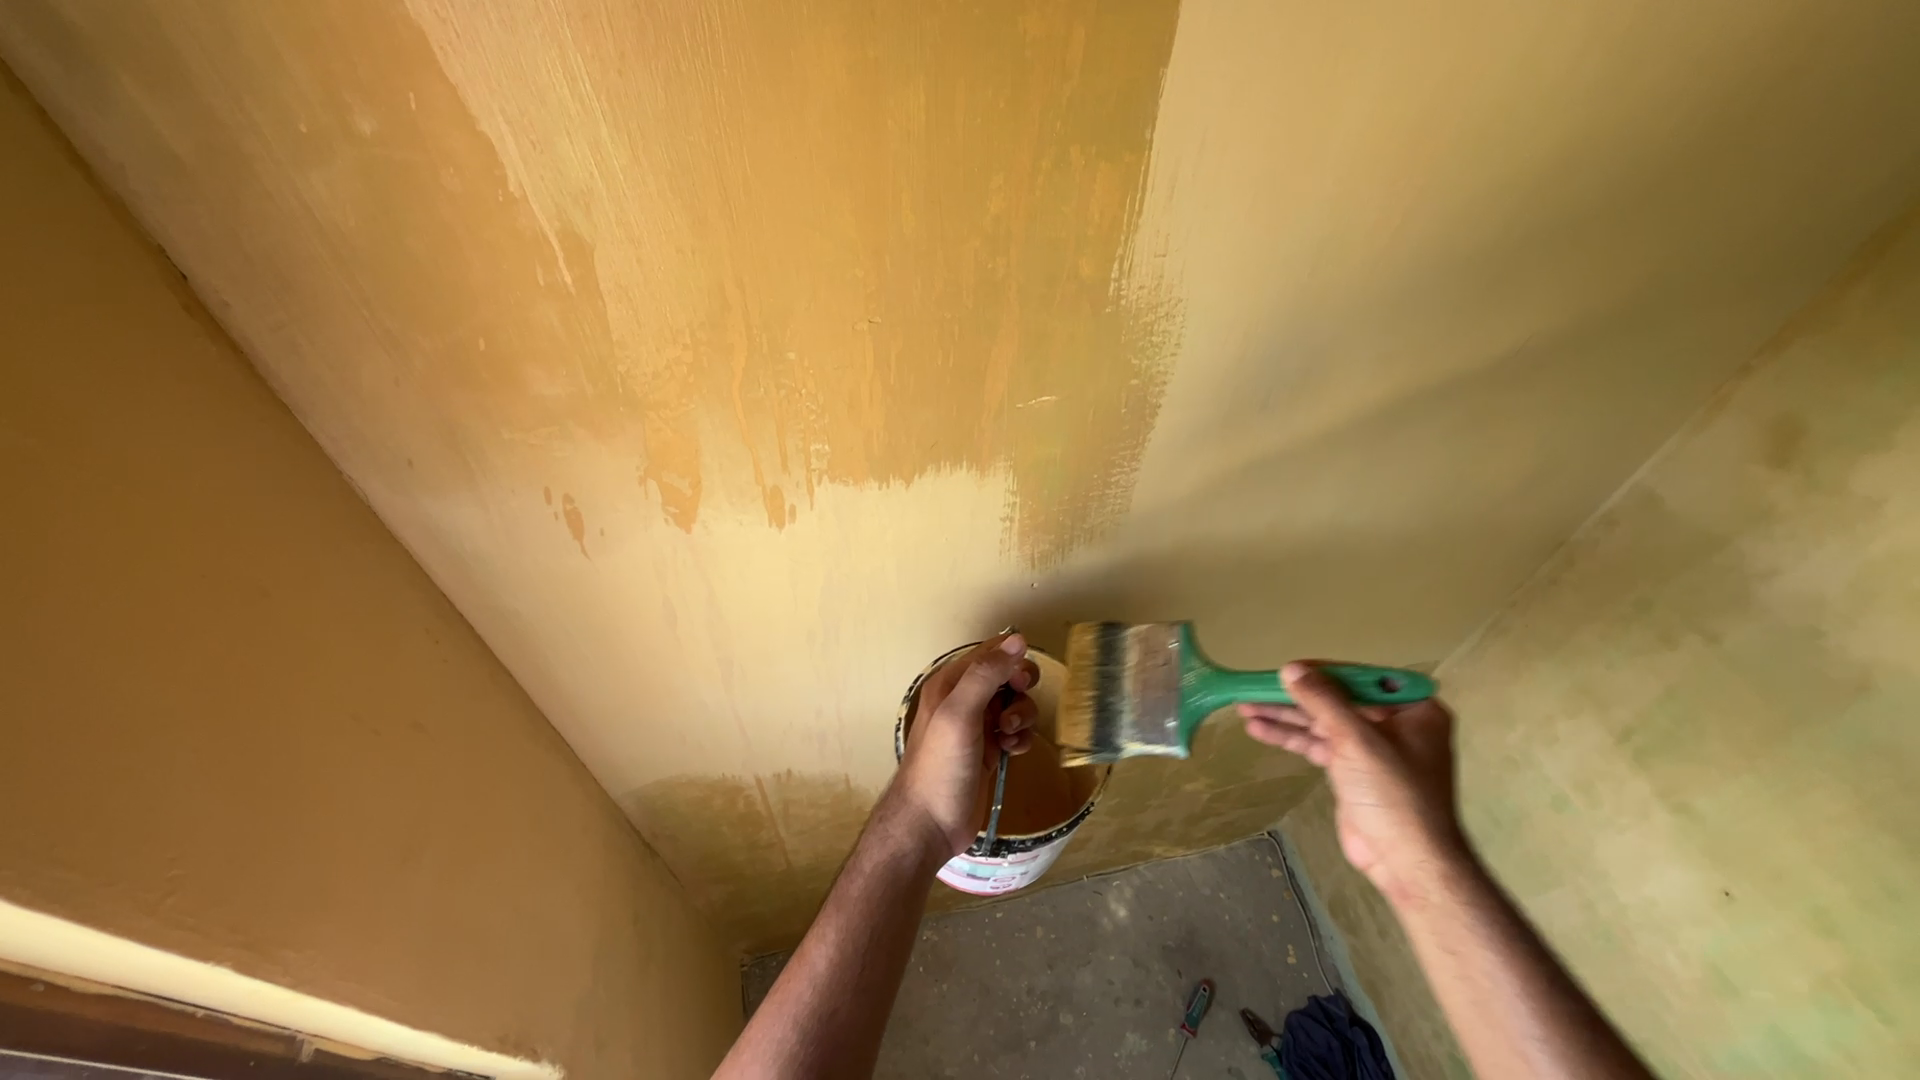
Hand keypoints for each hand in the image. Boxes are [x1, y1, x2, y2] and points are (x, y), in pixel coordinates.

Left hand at [889, 633, 1038, 856]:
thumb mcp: (960, 713)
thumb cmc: (940, 765)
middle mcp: (963, 699)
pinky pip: (1016, 732)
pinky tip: (1012, 753)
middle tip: (1014, 712)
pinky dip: (1021, 738)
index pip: (990, 652)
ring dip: (1022, 717)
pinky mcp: (989, 751)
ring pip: (1015, 705)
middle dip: (1020, 690)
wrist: (930, 824)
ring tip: (1009, 737)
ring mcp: (977, 726)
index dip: (1011, 660)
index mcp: (950, 683)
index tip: (1020, 681)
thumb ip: (986, 674)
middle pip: (1007, 676)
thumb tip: (1017, 640)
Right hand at [1240, 662, 1470, 903]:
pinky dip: (1291, 737)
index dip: (1321, 672)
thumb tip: (1291, 669)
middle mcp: (1395, 725)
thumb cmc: (1393, 794)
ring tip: (1245, 708)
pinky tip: (1260, 730)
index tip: (1285, 670)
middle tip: (1255, 688)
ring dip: (1285, 717)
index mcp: (1413, 710)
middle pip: (1336, 700)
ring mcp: (1372, 749)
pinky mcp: (1353, 771)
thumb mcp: (1357, 740)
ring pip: (1322, 723)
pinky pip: (1318, 745)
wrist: (1405, 861)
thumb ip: (1323, 701)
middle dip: (1295, 697)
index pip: (1360, 679)